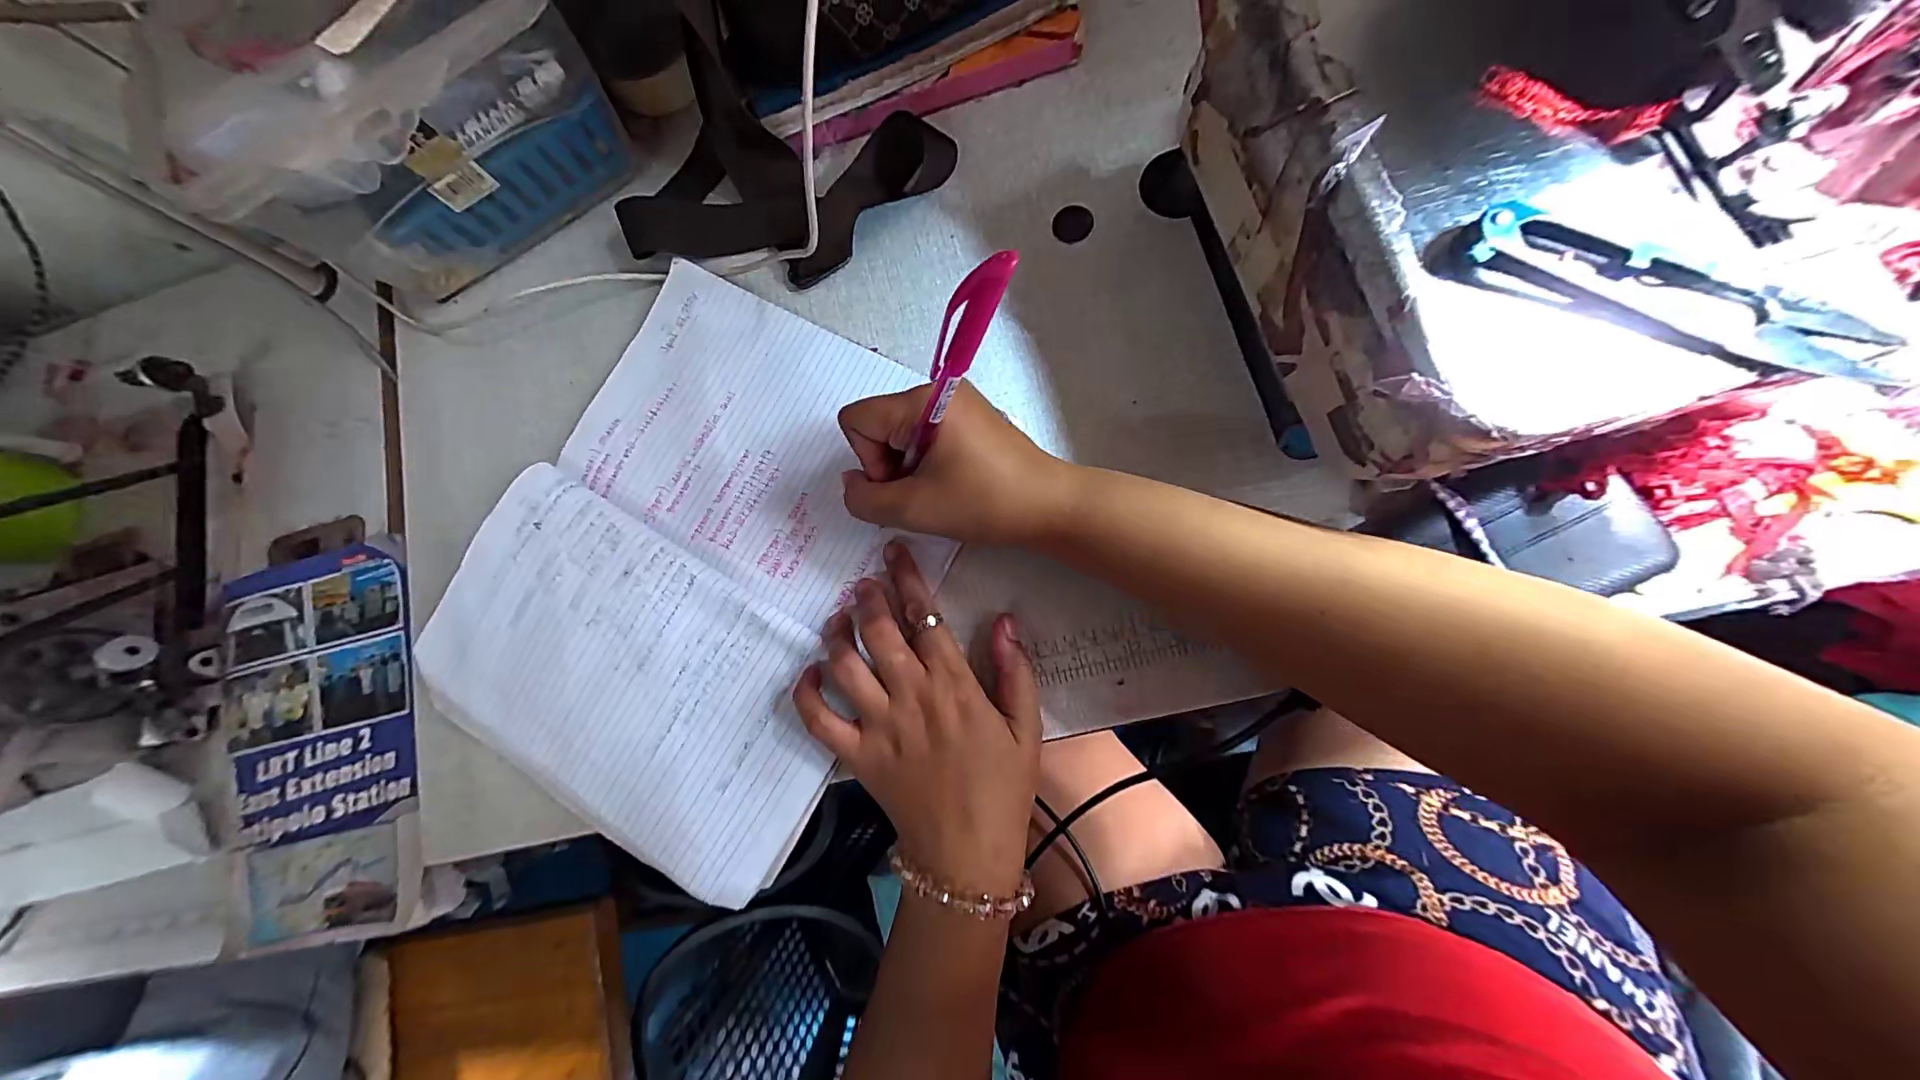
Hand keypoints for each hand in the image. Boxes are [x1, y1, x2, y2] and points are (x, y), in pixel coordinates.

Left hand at [792, 542, 1041, 895]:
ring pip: (846, 665)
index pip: (926, 618)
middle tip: (862, 582)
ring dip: (836, 634)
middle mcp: (912, 697)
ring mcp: (879, 726)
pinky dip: (806, 694)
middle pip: (880, 632)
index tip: (893, 554)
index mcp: (955, 686)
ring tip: (838, 617)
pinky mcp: (856, 755)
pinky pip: (819, 720)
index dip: (908, 580)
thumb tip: (1004, 620)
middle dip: (867, 597)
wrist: (967, 853)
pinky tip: (808, 673)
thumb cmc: (1002, 788)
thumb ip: (1017, 672)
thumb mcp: (1027, 728)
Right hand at [838, 382, 1079, 545]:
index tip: (903, 485)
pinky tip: (954, 484)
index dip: (868, 461)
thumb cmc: (985, 503)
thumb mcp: (913, 509)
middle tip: (923, 494)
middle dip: (888, 465)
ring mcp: (959, 403)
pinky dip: (928, 463)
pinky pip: (926, 436)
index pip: (857, 420)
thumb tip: (851, 483)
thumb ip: (863, 499)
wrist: (1050, 506)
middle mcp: (939, 390)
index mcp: (924, 399)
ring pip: (901, 434)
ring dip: (909, 469)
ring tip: (942, 491)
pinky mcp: (971, 419)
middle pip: (879, 424)